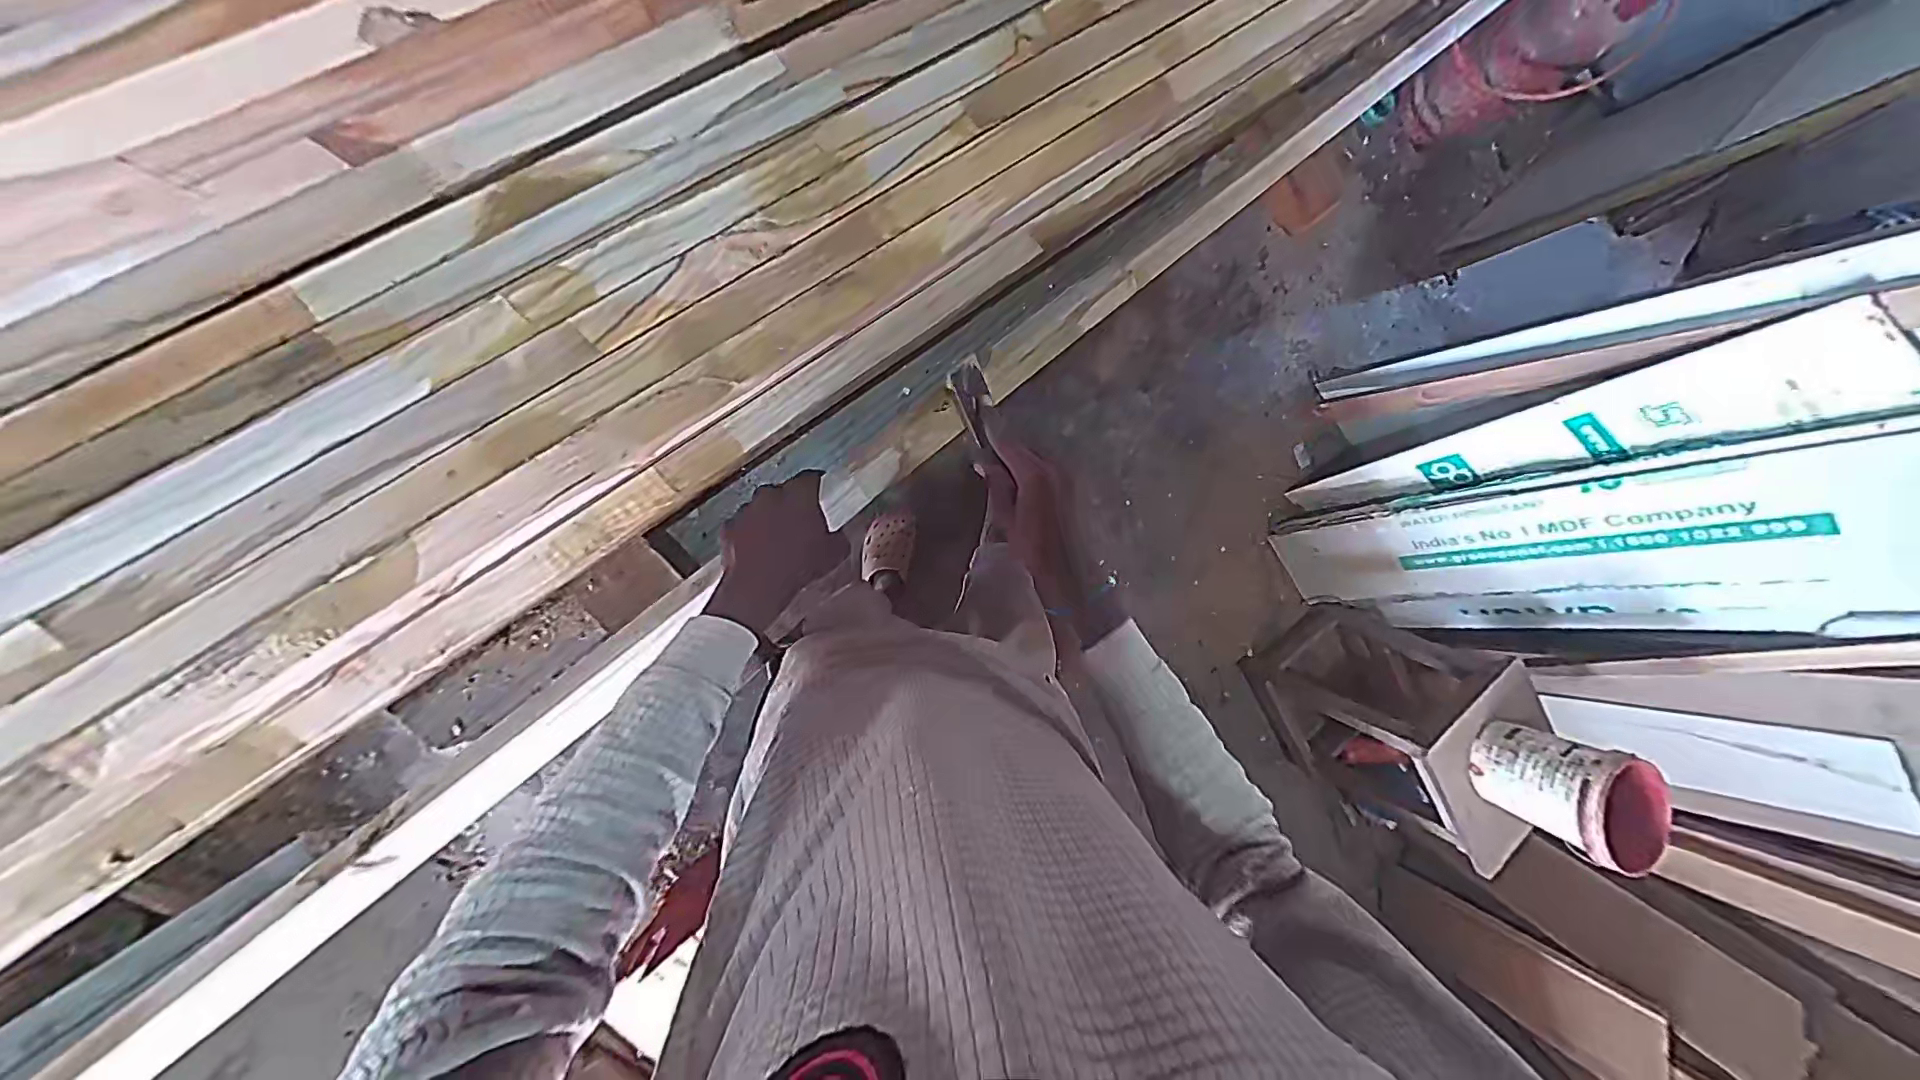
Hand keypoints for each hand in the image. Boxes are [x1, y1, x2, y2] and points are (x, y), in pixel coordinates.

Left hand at [706, 471, 847, 637]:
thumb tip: (839, 538)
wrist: (759, 585)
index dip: (817, 482)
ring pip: (761, 507)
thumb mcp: (834, 553)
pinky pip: (742, 526)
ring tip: (779, 541)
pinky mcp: (729, 528)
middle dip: (791, 503)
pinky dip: (749, 534)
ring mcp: (746, 510)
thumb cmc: (798, 564)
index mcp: (799, 495)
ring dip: (769, 518)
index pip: (810, 477)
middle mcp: (770, 495)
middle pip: (783, 491)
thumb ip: (838, 538)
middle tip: (801, 522)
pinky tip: (759, 550)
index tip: (820, 486)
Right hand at [979, 418, 1123, 644]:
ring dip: (1022, 464)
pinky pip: (1049, 472)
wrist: (1067, 573)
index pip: (1009, 445)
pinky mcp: (1074, 489)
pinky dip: (1035, 474)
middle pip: (1025, 450)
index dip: (992, 435)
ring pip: (1038, 460)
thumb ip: (997, 487)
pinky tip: (1025, 489)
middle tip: (988, 459)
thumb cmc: (1033, 550)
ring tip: (1005, 477)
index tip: (980, 421)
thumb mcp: (1006, 519)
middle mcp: (1054, 469)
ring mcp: (1067, 477)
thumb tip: (986, 465)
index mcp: (1035, 475)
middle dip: (1006, 453)